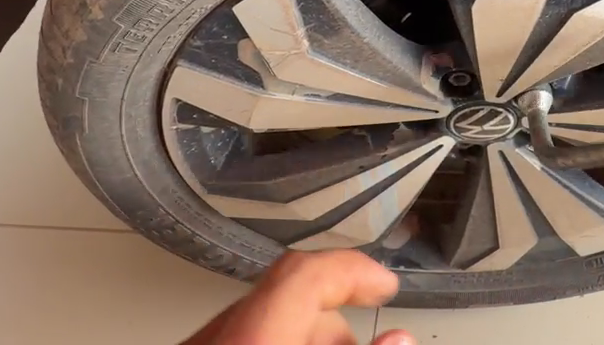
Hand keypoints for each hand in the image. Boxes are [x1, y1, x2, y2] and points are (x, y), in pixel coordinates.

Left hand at [181, 250, 413, 344]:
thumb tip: (400, 339)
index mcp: (254, 333)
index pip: (304, 272)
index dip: (351, 267)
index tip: (384, 283)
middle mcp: (219, 334)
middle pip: (284, 292)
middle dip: (335, 303)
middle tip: (371, 321)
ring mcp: (203, 342)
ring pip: (261, 318)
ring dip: (308, 328)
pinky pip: (241, 336)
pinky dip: (277, 338)